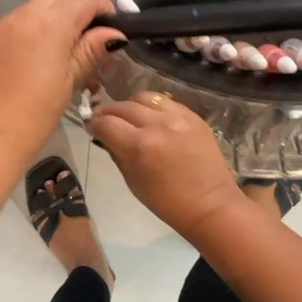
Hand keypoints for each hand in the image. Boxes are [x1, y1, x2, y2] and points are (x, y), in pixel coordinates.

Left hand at [0, 0, 120, 163]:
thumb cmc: (36, 115)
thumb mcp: (70, 81)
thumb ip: (91, 50)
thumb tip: (115, 34)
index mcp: (49, 24)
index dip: (104, 8)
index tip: (113, 28)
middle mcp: (23, 14)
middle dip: (80, 10)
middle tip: (93, 39)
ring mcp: (2, 24)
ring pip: (38, 6)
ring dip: (57, 17)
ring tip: (68, 47)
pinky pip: (19, 21)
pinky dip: (36, 27)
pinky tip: (41, 54)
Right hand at [87, 91, 247, 238]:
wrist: (210, 204)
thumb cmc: (167, 202)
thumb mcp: (132, 181)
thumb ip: (117, 154)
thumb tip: (106, 137)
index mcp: (139, 145)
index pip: (106, 123)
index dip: (94, 125)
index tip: (91, 128)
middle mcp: (157, 125)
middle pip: (123, 107)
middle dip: (108, 112)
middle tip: (104, 120)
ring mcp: (178, 117)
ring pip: (144, 97)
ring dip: (131, 105)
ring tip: (129, 116)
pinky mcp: (194, 116)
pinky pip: (166, 102)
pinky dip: (153, 108)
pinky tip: (152, 118)